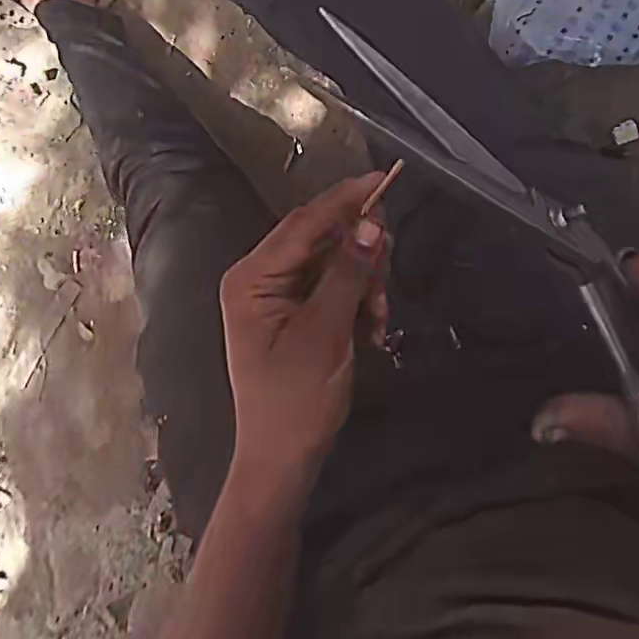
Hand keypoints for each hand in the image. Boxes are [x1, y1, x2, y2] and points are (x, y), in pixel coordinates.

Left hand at [221, 172, 389, 489]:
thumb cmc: (296, 400)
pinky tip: (372, 326)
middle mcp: (259, 276)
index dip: (346, 199)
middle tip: (386, 281)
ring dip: (364, 282)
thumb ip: (348, 273)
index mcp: (252, 277)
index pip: (305, 223)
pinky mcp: (293, 309)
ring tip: (379, 318)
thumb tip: (372, 224)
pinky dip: (357, 298)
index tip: (383, 178)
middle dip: (361, 255)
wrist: (281, 459)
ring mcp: (276, 293)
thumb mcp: (326, 333)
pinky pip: (333, 284)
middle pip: (320, 238)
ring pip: (333, 261)